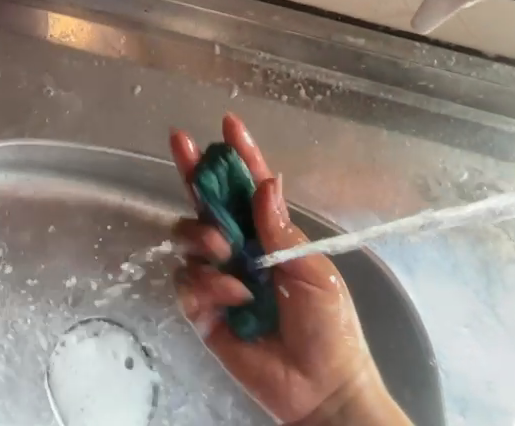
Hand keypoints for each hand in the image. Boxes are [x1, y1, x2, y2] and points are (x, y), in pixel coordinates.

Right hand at [170, 115, 405, 425]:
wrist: (323, 390)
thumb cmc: (331, 329)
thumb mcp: (315, 273)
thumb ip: (282, 230)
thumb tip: (266, 182)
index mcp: (268, 235)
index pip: (249, 188)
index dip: (239, 155)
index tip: (228, 123)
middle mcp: (237, 248)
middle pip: (204, 201)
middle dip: (192, 169)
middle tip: (183, 144)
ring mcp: (216, 277)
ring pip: (187, 235)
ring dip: (201, 233)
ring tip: (224, 249)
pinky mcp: (202, 310)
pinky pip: (186, 281)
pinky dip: (207, 283)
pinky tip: (232, 296)